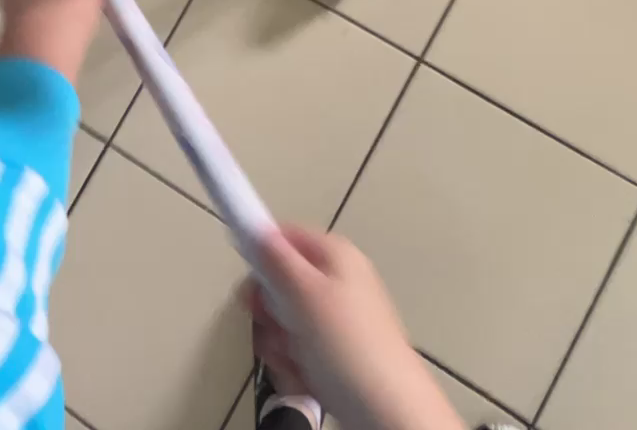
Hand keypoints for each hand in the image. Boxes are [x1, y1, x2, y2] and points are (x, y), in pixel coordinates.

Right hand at [243, 226, 464, 429]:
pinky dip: (295, 361)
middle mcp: (335, 279)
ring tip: (296, 358)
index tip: (250, 286)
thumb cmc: (346, 344)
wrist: (387, 409)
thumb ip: (275, 258)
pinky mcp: (334, 349)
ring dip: (280, 342)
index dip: (261, 255)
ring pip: (285, 319)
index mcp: (334, 254)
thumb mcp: (305, 293)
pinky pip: (298, 346)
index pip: (285, 236)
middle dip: (271, 311)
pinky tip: (305, 375)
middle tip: (277, 328)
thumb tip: (254, 227)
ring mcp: (335, 316)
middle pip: (280, 282)